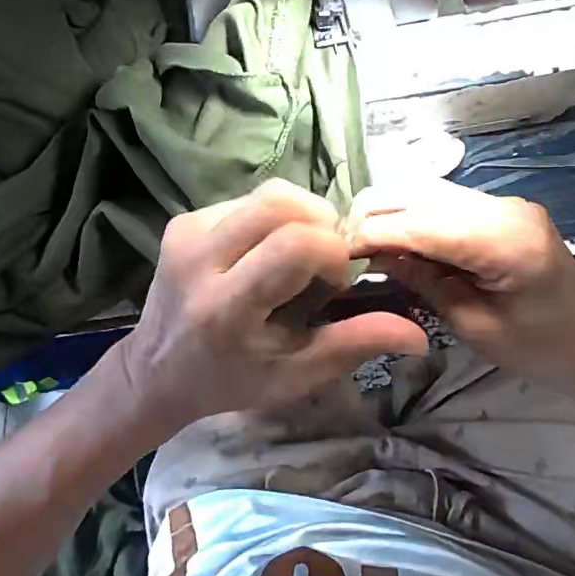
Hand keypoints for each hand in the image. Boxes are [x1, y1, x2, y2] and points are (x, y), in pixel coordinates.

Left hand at [109, 179, 429, 434]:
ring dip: (297, 217)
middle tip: (325, 256)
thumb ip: (352, 346)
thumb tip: (418, 333)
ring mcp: (184, 234)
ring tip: (297, 255)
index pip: (294, 246)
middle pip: (278, 202)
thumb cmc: (229, 380)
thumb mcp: (293, 376)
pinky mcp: (180, 222)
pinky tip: (264, 253)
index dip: (332, 253)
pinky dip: (269, 220)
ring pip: (263, 195)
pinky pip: (243, 201)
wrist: (156, 368)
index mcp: (226, 308)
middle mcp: (199, 261)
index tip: (335, 281)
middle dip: (321, 221)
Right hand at [348, 180, 574, 395]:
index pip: (421, 225)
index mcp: (506, 242)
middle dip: (375, 217)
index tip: (334, 250)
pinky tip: (393, 236)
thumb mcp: (472, 325)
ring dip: (389, 212)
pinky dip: (410, 214)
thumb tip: (373, 255)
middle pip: (419, 197)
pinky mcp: (499, 207)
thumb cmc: (537, 348)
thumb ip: (424, 282)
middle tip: (341, 246)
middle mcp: (505, 209)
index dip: (373, 234)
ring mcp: (504, 203)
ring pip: (426, 191)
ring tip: (360, 241)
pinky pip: (441, 200)